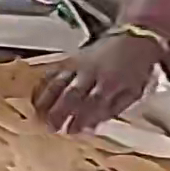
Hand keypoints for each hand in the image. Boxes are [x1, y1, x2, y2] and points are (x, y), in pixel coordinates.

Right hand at [32, 33, 164, 133]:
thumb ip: (112, 109)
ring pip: (58, 83)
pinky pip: (52, 73)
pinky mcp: (68, 59)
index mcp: (112, 82)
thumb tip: (91, 127)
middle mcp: (92, 73)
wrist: (133, 38)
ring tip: (38, 115)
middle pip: (72, 94)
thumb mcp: (134, 91)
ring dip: (46, 101)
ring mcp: (77, 65)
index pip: (94, 102)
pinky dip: (42, 86)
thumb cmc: (135, 69)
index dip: (82, 118)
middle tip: (51, 128)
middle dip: (60, 112)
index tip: (71, 132)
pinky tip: (34, 98)